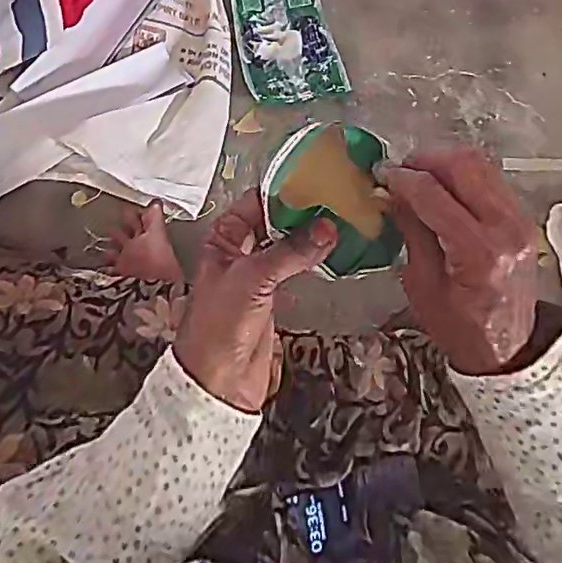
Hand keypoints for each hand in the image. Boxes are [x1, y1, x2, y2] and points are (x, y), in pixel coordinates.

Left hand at [173, 191, 335, 411]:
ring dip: (310, 233)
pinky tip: (336, 247)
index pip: (256, 201)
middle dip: (302, 211)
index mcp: (224, 237)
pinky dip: (314, 256)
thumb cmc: (222, 323)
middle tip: (337, 196)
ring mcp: (259, 272)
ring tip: (342, 217)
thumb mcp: (253, 279)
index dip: (283, 189)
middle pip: (275, 220)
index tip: (317, 178)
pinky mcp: (275, 294)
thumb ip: (291, 251)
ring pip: (288, 242)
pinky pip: (297, 266)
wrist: (219, 384)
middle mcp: (241, 249)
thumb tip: (329, 227)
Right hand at [382, 149, 540, 374]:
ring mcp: (520, 221)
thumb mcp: (422, 285)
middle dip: (427, 162)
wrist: (509, 348)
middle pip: (464, 167)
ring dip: (447, 164)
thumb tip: (392, 192)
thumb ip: (412, 231)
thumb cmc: (460, 327)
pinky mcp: (524, 218)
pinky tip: (446, 189)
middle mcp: (505, 229)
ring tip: (421, 178)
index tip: (383, 174)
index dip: (403, 179)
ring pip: (482, 166)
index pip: (434, 195)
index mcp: (478, 253)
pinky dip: (466, 176)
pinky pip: (492, 179)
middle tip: (403, 172)